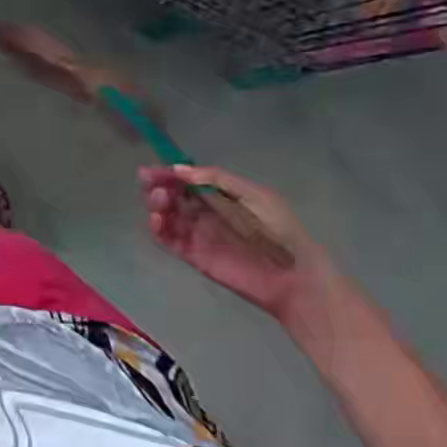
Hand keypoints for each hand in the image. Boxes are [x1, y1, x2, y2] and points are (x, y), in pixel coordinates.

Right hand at [141, 164, 335, 323]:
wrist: (296, 277)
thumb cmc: (280, 231)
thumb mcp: (255, 195)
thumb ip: (218, 179)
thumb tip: (179, 169)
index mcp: (219, 196)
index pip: (185, 180)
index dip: (167, 173)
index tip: (153, 169)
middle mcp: (204, 213)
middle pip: (171, 195)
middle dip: (157, 185)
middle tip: (149, 182)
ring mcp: (198, 234)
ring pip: (166, 215)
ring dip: (156, 204)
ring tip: (160, 202)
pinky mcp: (194, 256)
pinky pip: (168, 240)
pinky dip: (157, 229)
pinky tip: (157, 221)